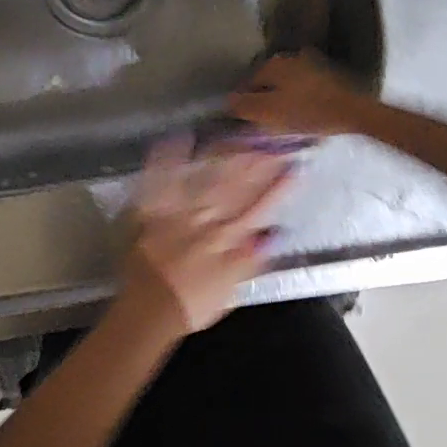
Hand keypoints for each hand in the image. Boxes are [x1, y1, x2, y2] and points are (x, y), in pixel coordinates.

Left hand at [122, 134, 294, 334]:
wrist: (152, 309)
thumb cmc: (193, 305)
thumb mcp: (231, 288)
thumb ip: (250, 260)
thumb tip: (271, 233)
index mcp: (229, 239)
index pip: (259, 208)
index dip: (278, 187)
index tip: (293, 168)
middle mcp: (208, 220)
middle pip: (235, 187)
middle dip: (255, 163)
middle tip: (270, 141)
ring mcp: (180, 213)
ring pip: (206, 179)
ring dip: (224, 156)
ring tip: (238, 136)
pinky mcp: (154, 211)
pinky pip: (162, 180)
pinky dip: (169, 159)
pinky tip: (179, 137)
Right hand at [229, 53, 373, 136]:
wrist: (355, 112)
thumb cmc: (308, 112)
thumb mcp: (269, 112)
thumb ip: (243, 105)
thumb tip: (228, 101)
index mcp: (271, 65)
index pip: (244, 85)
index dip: (243, 105)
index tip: (248, 123)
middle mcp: (288, 58)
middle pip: (265, 84)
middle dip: (263, 102)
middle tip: (267, 124)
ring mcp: (309, 64)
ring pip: (283, 85)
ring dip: (280, 100)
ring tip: (285, 122)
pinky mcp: (325, 75)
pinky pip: (301, 88)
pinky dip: (297, 99)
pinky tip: (303, 114)